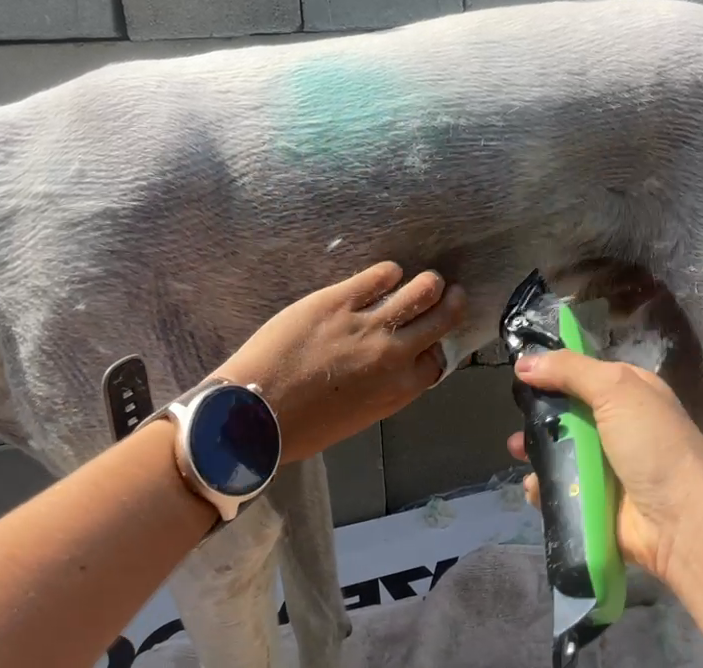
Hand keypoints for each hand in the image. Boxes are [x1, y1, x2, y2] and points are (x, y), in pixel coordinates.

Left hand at [215, 263, 465, 463]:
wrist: (251, 414)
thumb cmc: (301, 428)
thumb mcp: (358, 417)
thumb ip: (385, 388)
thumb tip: (395, 364)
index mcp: (398, 389)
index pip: (439, 357)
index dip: (438, 344)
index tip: (433, 336)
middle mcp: (393, 354)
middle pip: (442, 317)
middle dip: (451, 302)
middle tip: (451, 293)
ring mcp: (368, 323)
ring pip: (421, 290)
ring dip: (428, 283)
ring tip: (424, 280)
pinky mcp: (340, 299)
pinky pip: (381, 274)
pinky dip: (389, 273)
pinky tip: (386, 275)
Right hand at [506, 352, 702, 586]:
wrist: (684, 523)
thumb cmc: (653, 444)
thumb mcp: (616, 390)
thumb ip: (569, 370)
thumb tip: (523, 361)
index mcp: (630, 392)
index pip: (584, 373)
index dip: (553, 371)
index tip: (519, 374)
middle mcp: (618, 425)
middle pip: (567, 412)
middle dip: (539, 415)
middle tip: (517, 420)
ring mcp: (607, 467)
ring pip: (559, 451)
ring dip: (535, 452)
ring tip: (517, 452)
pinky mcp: (596, 503)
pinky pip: (561, 490)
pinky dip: (543, 489)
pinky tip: (533, 488)